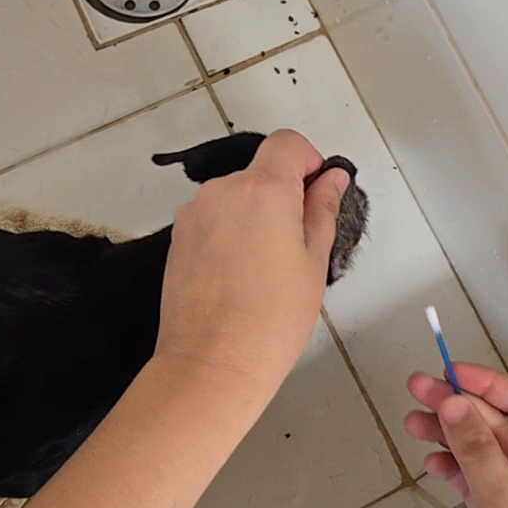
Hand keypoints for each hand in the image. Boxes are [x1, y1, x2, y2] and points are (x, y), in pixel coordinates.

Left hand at [154, 129, 349, 394]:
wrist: (212, 364)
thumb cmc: (273, 318)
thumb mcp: (314, 261)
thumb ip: (322, 209)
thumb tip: (331, 177)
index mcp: (262, 189)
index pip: (287, 142)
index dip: (308, 162)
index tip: (315, 198)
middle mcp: (222, 190)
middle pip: (260, 171)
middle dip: (282, 196)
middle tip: (295, 247)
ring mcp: (193, 213)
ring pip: (235, 197)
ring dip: (254, 216)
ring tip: (263, 269)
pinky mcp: (176, 238)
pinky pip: (213, 219)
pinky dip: (229, 233)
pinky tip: (236, 276)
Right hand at [404, 364, 507, 507]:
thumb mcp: (507, 504)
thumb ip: (477, 450)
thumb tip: (453, 402)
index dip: (488, 385)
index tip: (451, 371)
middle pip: (497, 425)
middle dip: (459, 408)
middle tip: (418, 389)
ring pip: (480, 449)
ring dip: (448, 435)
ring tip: (413, 421)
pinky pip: (472, 477)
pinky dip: (451, 466)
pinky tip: (430, 460)